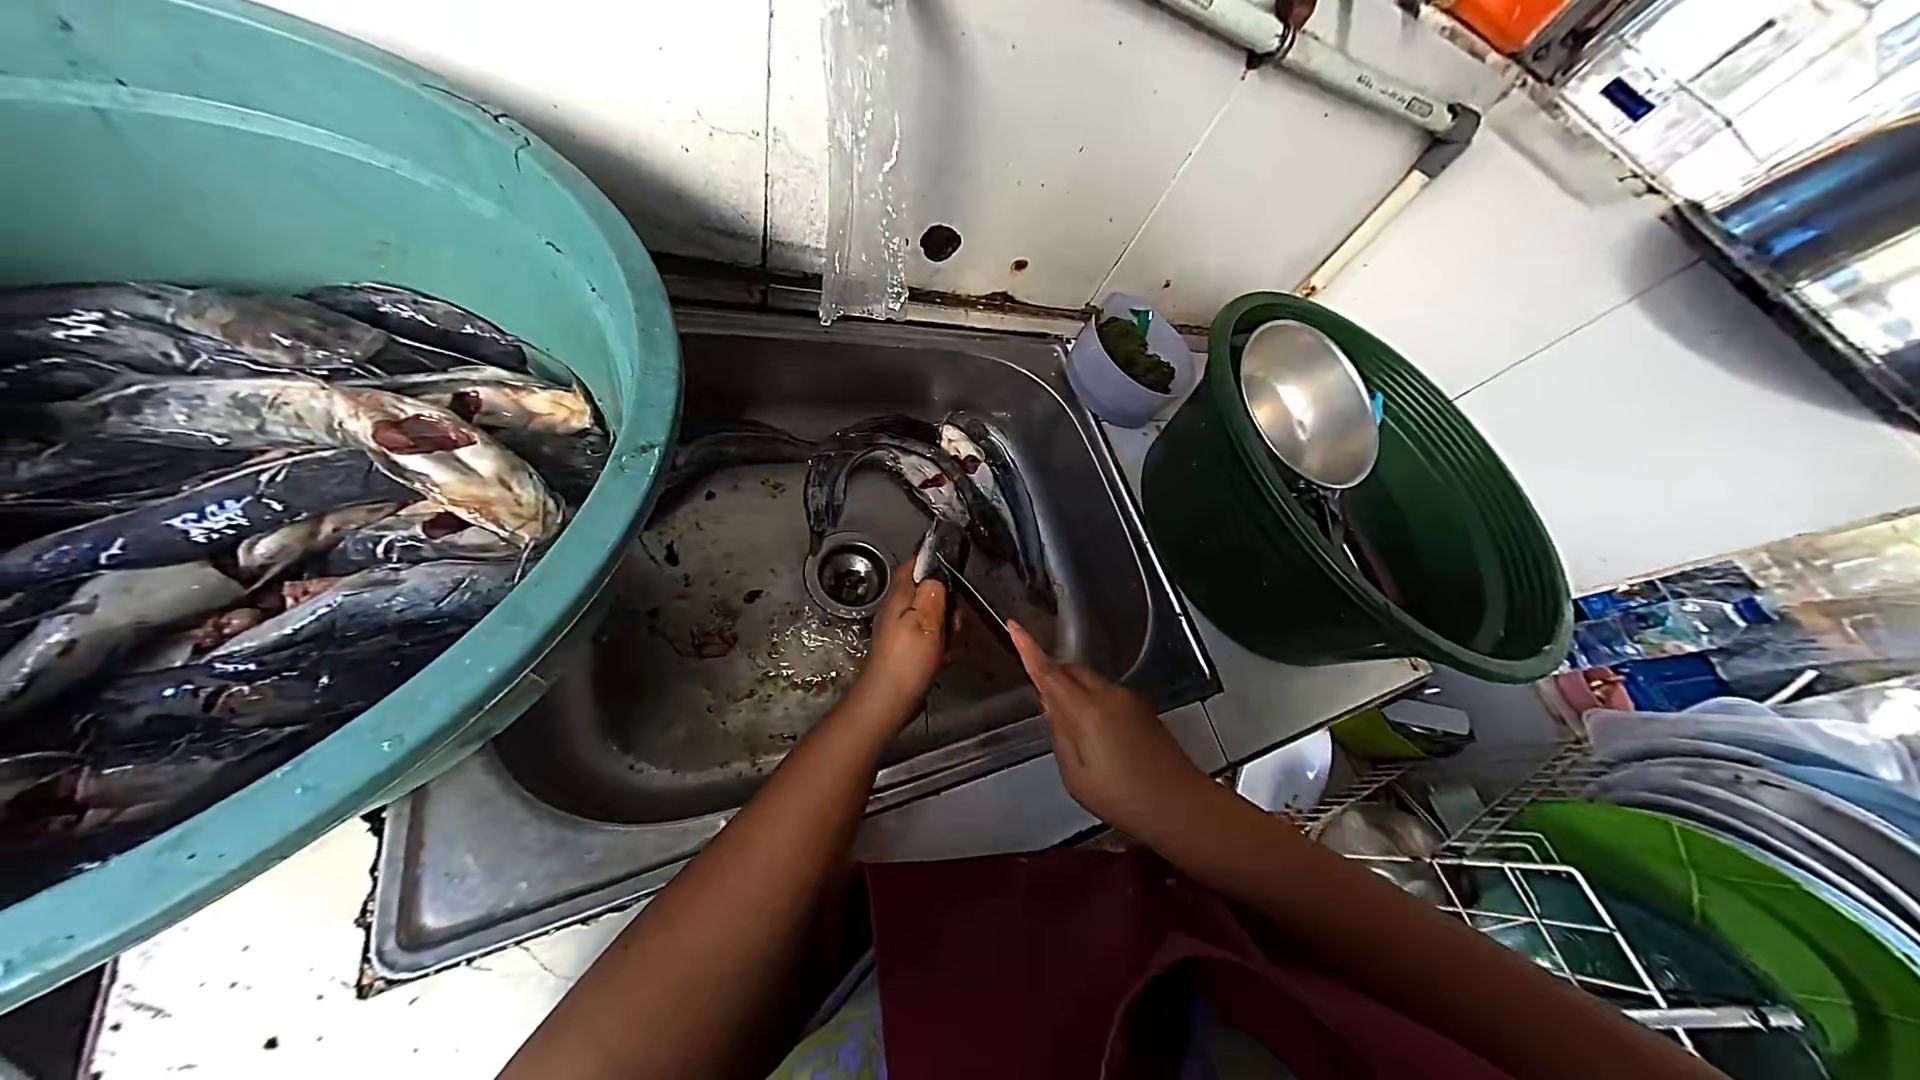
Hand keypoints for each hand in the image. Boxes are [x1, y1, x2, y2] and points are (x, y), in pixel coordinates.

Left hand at [852, 563, 946, 720]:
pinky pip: (930, 636)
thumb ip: (931, 596)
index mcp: (898, 597)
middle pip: (928, 593)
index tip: (952, 579)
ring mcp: (902, 629)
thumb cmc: (907, 660)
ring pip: (933, 616)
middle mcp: (897, 609)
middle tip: (953, 623)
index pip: (912, 566)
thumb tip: (935, 576)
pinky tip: (943, 657)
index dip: (933, 566)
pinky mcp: (907, 648)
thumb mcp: (925, 623)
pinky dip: (940, 644)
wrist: (889, 701)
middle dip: (947, 604)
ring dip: (946, 627)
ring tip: (948, 644)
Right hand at [1007, 620, 1211, 838]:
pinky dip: (1094, 704)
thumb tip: (1051, 706)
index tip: (1014, 626)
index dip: (1028, 648)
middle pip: (1072, 670)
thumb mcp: (1076, 777)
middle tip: (1046, 710)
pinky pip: (1107, 694)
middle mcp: (1110, 695)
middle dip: (1054, 677)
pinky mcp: (1143, 707)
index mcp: (1089, 711)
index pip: (1049, 672)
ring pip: (1090, 682)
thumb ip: (1059, 735)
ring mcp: (1130, 699)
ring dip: (1075, 694)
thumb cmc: (1126, 799)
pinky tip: (1099, 740)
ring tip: (1078, 738)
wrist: (1182, 807)